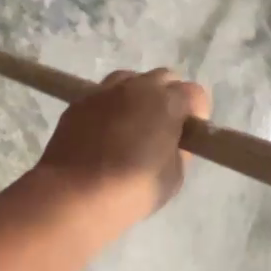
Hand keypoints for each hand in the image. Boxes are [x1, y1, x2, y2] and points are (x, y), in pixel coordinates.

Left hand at [35, 69, 209, 222]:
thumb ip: (177, 148)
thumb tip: (170, 139)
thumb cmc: (131, 188)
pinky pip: (102, 94)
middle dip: (168, 98)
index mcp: (166, 102)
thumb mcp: (173, 176)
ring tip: (132, 126)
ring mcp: (102, 91)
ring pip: (129, 80)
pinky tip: (104, 131)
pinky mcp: (78, 101)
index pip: (193, 93)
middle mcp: (135, 87)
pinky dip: (109, 106)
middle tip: (162, 128)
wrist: (74, 191)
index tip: (188, 134)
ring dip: (137, 96)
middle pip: (162, 79)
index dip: (195, 113)